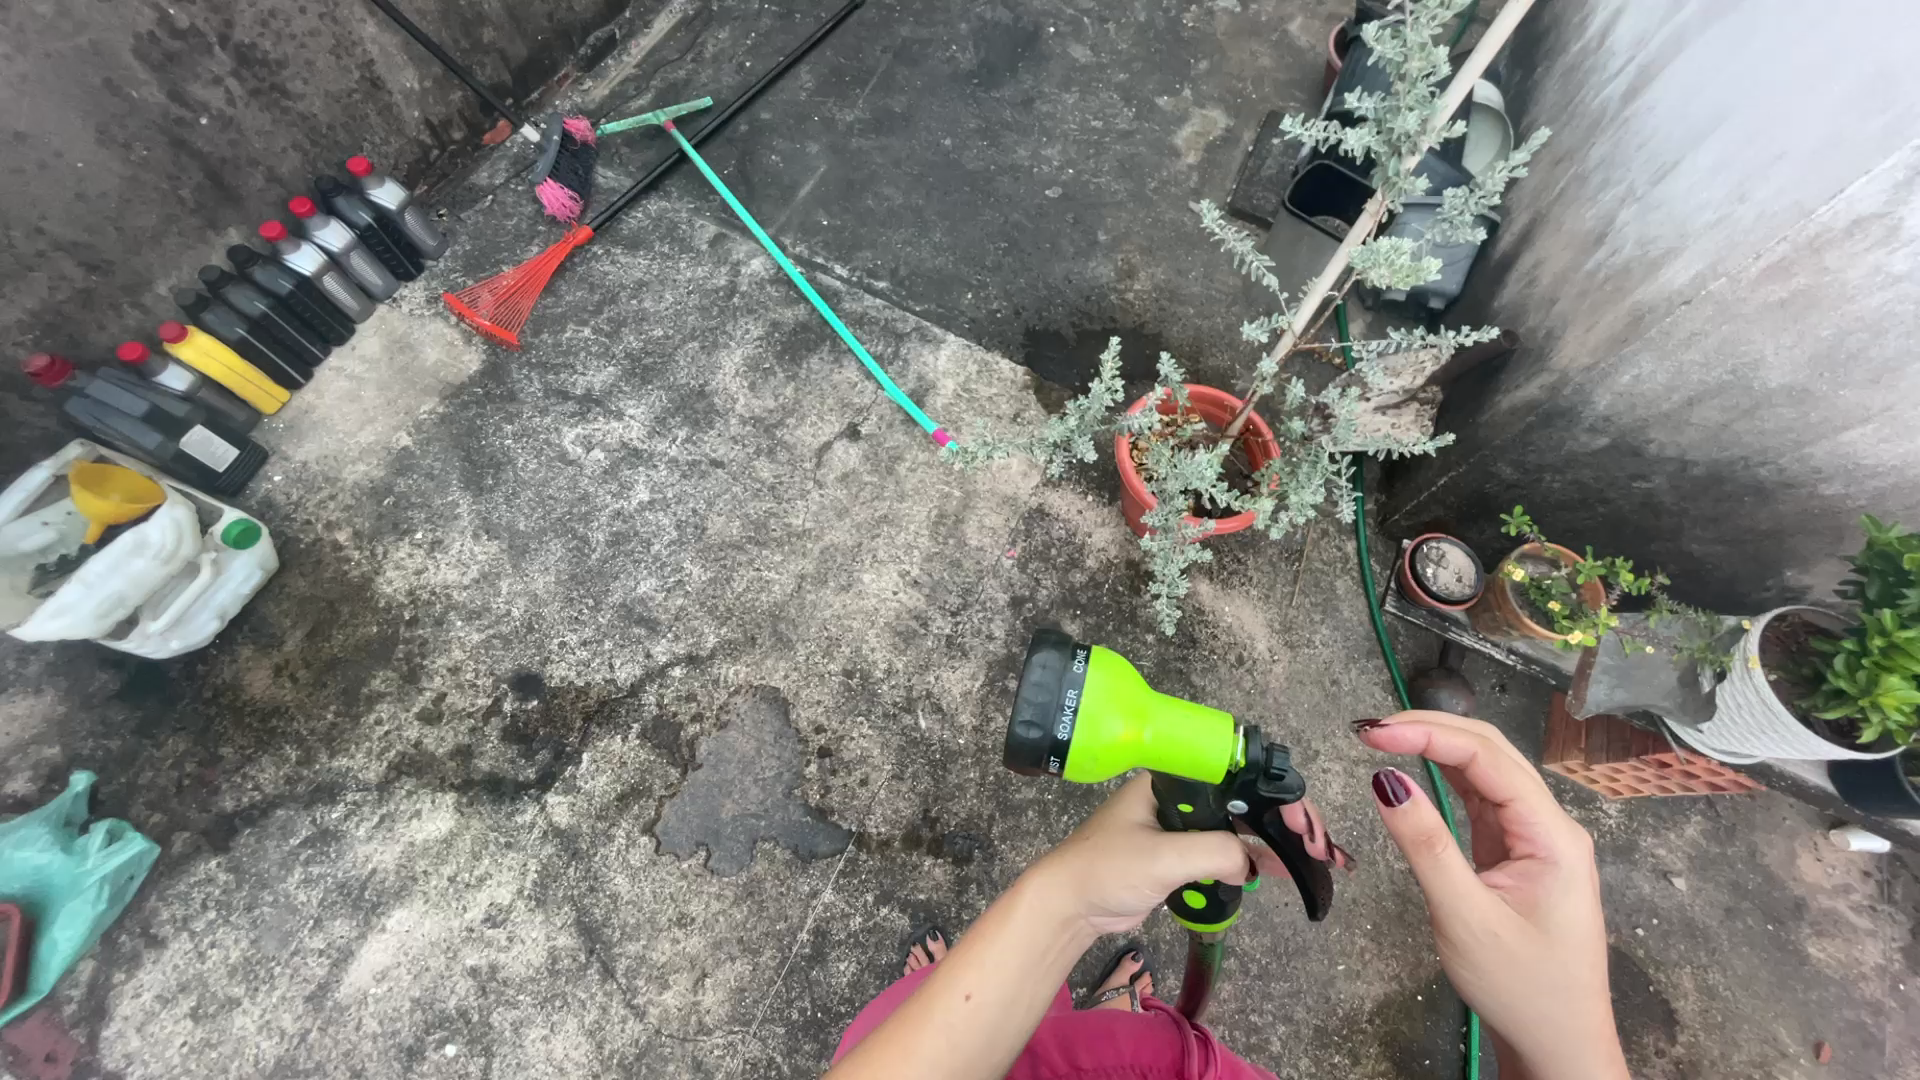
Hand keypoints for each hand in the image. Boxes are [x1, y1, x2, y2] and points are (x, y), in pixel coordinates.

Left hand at [1028, 774, 1347, 937]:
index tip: (1300, 821)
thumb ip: (1213, 852)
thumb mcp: (1162, 857)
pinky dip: (1251, 862)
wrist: (1073, 904)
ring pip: (1236, 829)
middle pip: (1241, 802)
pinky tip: (1279, 872)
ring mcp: (1180, 827)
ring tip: (1313, 861)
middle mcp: (1179, 798)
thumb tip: (1253, 861)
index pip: (1232, 776)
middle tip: (1318, 847)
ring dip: (1271, 844)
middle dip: (1281, 821)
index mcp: (1170, 782)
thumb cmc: (1107, 867)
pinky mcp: (1180, 855)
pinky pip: (1224, 853)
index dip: (1272, 794)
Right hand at [1356, 711, 1628, 1079]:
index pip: (1486, 759)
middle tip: (1368, 729)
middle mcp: (1548, 825)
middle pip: (1490, 750)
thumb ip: (1424, 843)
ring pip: (1484, 765)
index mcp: (1552, 837)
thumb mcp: (1464, 917)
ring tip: (1379, 736)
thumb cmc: (1518, 986)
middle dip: (1429, 727)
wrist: (1558, 1044)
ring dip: (1433, 742)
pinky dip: (1440, 768)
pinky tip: (1410, 760)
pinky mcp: (1512, 846)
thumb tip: (1384, 778)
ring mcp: (1532, 834)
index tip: (1370, 734)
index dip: (1427, 734)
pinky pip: (1477, 792)